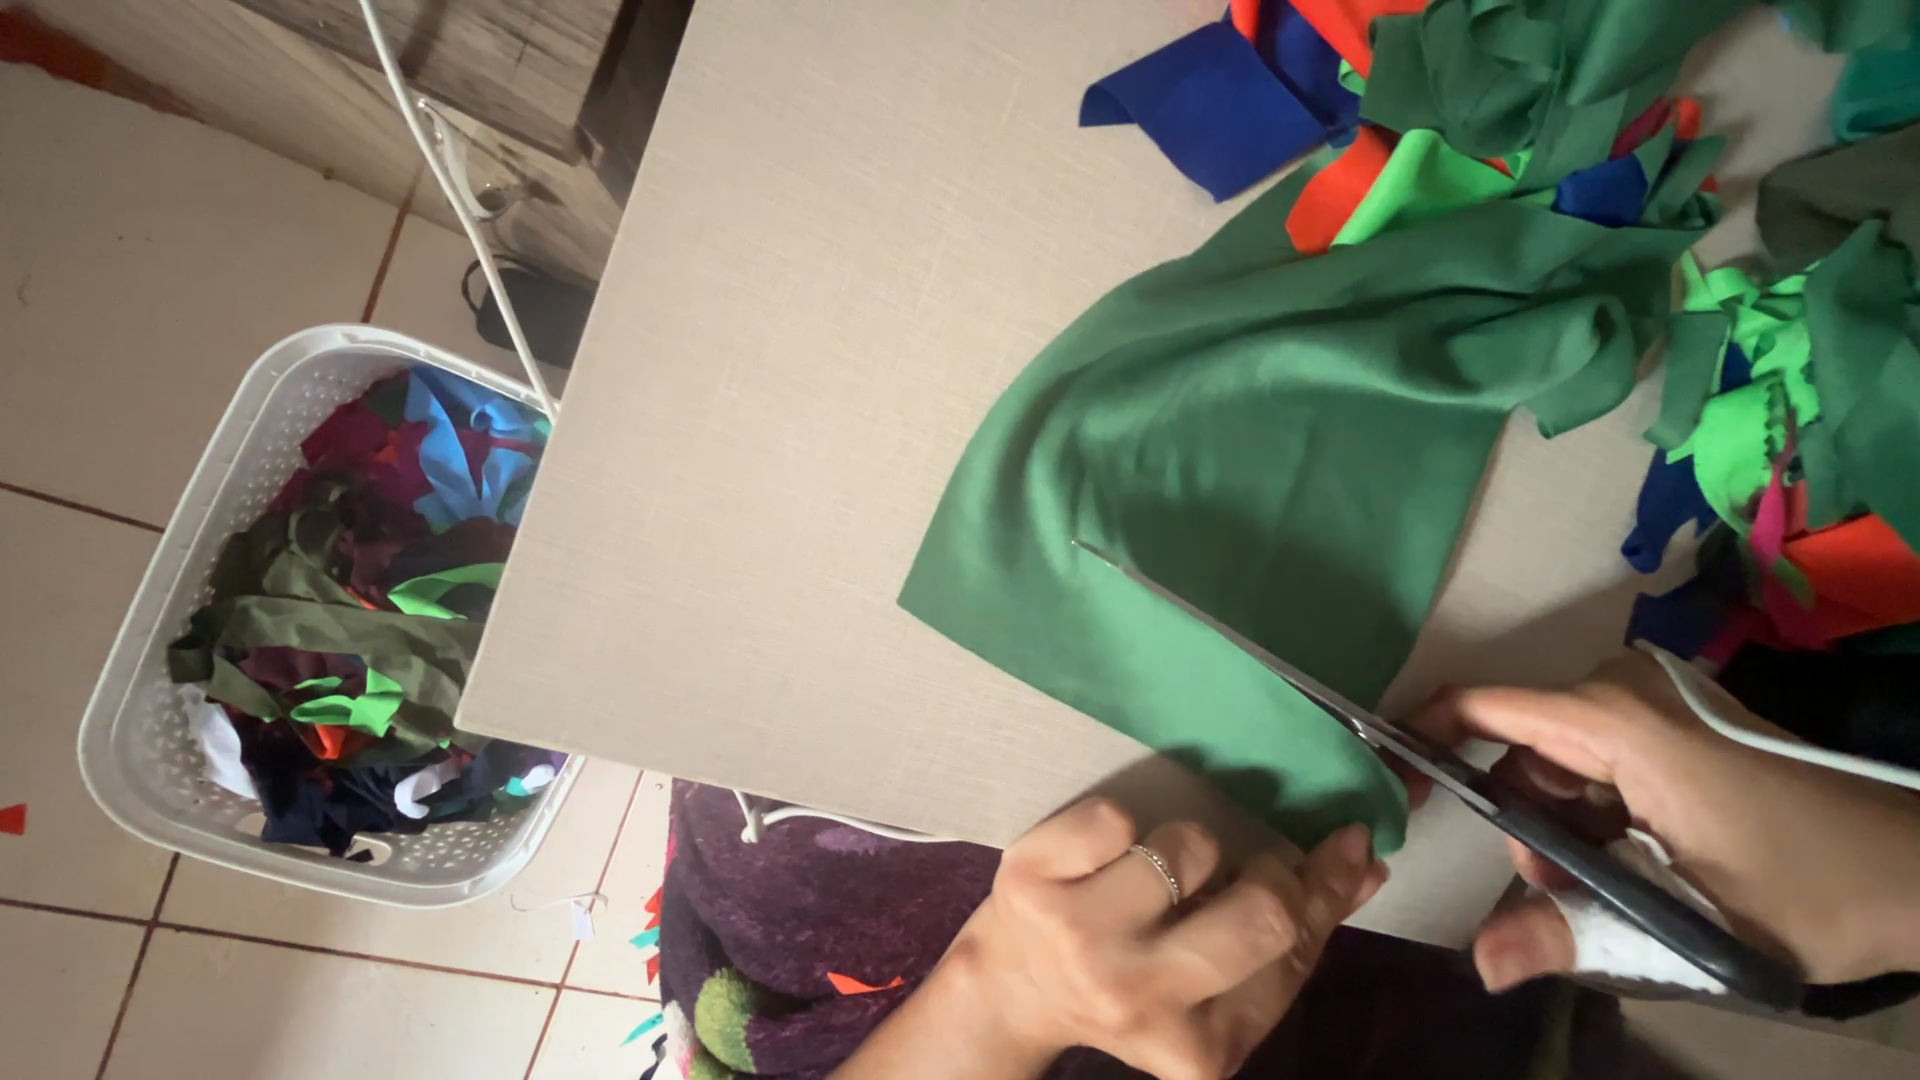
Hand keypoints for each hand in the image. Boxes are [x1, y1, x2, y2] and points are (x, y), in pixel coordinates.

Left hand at [936, 798, 1386, 1079]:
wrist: (1011, 984)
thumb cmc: (1122, 980)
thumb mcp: (1206, 983)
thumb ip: (1287, 935)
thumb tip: (1364, 867)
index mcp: (1200, 1048)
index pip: (1292, 954)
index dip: (1326, 890)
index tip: (1348, 842)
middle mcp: (1139, 997)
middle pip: (1259, 909)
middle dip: (1262, 872)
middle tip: (1233, 870)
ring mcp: (1078, 937)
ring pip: (1184, 847)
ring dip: (1182, 846)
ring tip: (1151, 876)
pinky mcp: (1029, 880)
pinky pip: (1113, 816)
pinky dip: (1120, 822)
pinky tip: (1101, 855)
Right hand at [1404, 652, 1919, 990]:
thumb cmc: (1813, 889)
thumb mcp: (1686, 927)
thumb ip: (1568, 935)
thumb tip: (1480, 966)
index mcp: (1610, 718)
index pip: (1473, 708)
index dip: (1420, 744)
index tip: (1402, 794)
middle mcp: (1615, 686)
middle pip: (1517, 748)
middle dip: (1527, 820)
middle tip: (1568, 884)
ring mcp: (1644, 694)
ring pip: (1553, 756)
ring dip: (1563, 821)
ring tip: (1616, 876)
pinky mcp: (1665, 709)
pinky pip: (1590, 750)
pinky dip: (1595, 805)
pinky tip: (1638, 846)